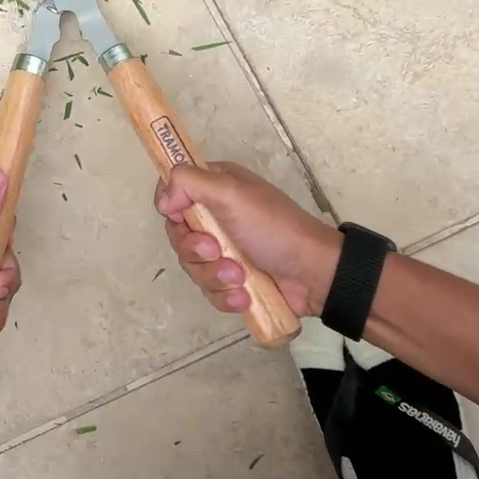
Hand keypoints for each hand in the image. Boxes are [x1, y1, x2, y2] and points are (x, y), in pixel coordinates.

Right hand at [155, 161, 339, 318]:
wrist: (315, 274)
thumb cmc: (273, 227)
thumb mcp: (230, 192)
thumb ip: (189, 182)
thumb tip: (163, 200)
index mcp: (214, 186)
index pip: (172, 191)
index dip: (170, 207)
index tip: (179, 218)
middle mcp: (215, 215)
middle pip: (177, 234)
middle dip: (195, 249)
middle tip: (217, 251)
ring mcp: (224, 249)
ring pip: (192, 265)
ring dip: (213, 275)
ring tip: (239, 278)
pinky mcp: (232, 279)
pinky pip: (209, 289)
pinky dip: (224, 295)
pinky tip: (243, 295)